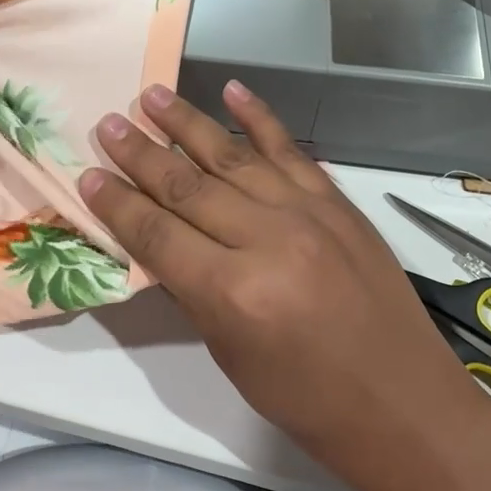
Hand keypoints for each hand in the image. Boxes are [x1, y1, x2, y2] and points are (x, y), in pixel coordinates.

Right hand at [80, 83, 490, 490]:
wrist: (403, 399)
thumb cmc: (309, 398)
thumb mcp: (233, 356)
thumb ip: (195, 291)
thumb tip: (161, 239)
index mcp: (235, 293)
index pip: (158, 234)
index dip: (117, 204)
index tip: (87, 174)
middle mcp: (268, 239)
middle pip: (188, 185)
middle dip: (141, 153)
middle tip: (107, 123)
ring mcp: (307, 211)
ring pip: (233, 154)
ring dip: (188, 122)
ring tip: (151, 95)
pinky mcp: (336, 200)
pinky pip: (290, 149)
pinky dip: (260, 117)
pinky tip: (233, 90)